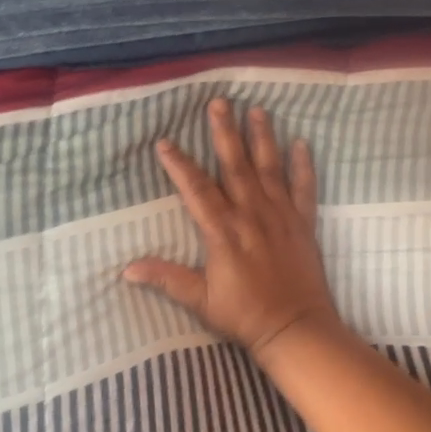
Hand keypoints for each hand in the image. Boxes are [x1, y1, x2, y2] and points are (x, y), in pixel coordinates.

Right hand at [124, 99, 340, 358]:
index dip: (179, 165)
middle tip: (218, 103)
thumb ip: (166, 279)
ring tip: (257, 110)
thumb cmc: (244, 315)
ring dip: (262, 137)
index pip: (196, 189)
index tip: (165, 142)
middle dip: (224, 133)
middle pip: (235, 166)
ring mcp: (280, 216)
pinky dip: (303, 165)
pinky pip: (304, 188)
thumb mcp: (200, 299)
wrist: (295, 328)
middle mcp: (251, 215)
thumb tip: (127, 269)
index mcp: (223, 232)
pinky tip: (301, 142)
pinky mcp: (303, 224)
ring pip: (269, 168)